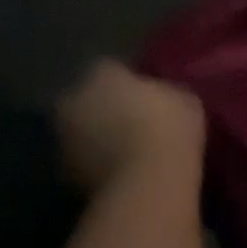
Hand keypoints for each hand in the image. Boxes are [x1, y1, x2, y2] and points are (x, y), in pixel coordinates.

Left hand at [56, 61, 205, 192]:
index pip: (109, 67)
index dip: (126, 77)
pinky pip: (83, 155)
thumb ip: (161, 90)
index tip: (145, 88)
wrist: (147, 180)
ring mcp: (63, 137)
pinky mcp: (64, 170)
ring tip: (127, 143)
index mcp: (102, 77)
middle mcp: (73, 101)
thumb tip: (154, 92)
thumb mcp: (184, 98)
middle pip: (85, 97)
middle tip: (132, 115)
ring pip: (80, 127)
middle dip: (103, 104)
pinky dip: (96, 157)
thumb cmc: (171, 129)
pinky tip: (121, 164)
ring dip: (96, 132)